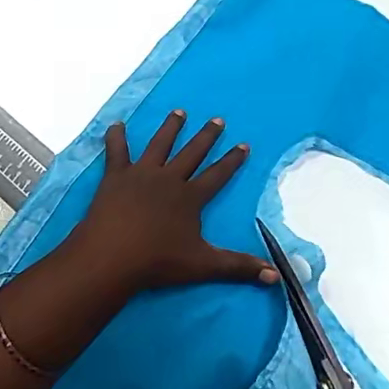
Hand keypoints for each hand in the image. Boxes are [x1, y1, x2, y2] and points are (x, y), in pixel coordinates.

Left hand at [66, 111, 275, 291]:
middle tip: (217, 119)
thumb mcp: (204, 265)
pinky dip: (116, 136)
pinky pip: (116, 150)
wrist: (113, 255)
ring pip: (159, 144)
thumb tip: (275, 276)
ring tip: (179, 111)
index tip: (244, 144)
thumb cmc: (158, 261)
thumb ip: (238, 267)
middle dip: (206, 136)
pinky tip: (117, 124)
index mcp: (190, 197)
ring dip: (170, 127)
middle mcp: (168, 179)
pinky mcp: (115, 176)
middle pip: (191, 153)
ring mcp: (141, 174)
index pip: (217, 175)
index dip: (232, 161)